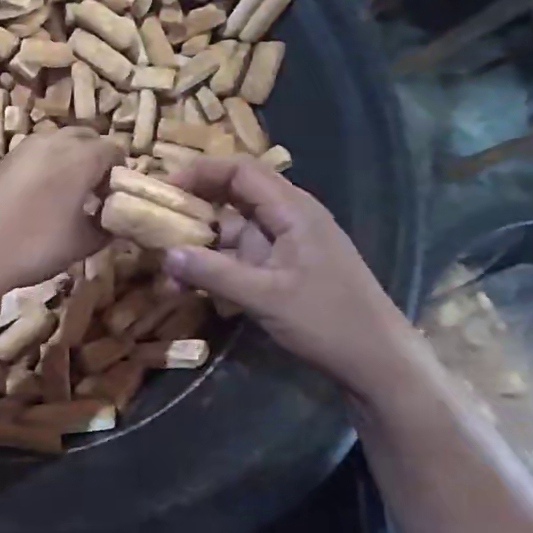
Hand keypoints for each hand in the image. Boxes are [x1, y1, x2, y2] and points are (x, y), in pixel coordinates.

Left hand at [0, 128, 121, 319]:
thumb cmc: (34, 244)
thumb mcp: (81, 243)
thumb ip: (106, 228)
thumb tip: (115, 221)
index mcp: (82, 155)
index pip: (115, 151)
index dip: (121, 174)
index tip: (117, 199)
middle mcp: (55, 140)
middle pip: (87, 139)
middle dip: (96, 161)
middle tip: (96, 195)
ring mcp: (24, 146)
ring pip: (59, 144)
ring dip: (70, 163)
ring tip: (67, 199)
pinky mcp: (2, 160)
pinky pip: (36, 156)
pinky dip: (46, 169)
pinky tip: (39, 201)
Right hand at [159, 157, 408, 386]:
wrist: (377, 361)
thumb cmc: (327, 320)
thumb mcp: (265, 296)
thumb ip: (213, 273)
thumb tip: (166, 254)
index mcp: (292, 210)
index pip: (240, 171)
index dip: (201, 173)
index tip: (164, 189)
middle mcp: (287, 219)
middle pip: (233, 198)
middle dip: (193, 208)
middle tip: (155, 223)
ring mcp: (285, 246)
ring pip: (232, 233)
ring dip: (199, 247)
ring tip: (164, 269)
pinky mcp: (282, 271)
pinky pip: (240, 259)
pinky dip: (214, 268)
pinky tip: (187, 288)